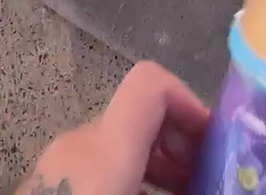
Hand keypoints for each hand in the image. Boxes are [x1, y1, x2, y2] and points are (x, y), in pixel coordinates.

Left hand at [17, 61, 208, 194]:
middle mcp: (80, 142)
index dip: (191, 102)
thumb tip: (219, 184)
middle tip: (209, 178)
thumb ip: (180, 183)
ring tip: (184, 192)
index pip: (150, 82)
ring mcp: (58, 161)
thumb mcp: (125, 185)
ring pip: (119, 143)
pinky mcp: (46, 181)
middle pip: (140, 113)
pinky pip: (98, 165)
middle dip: (181, 142)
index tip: (216, 144)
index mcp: (105, 147)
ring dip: (158, 164)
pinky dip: (130, 176)